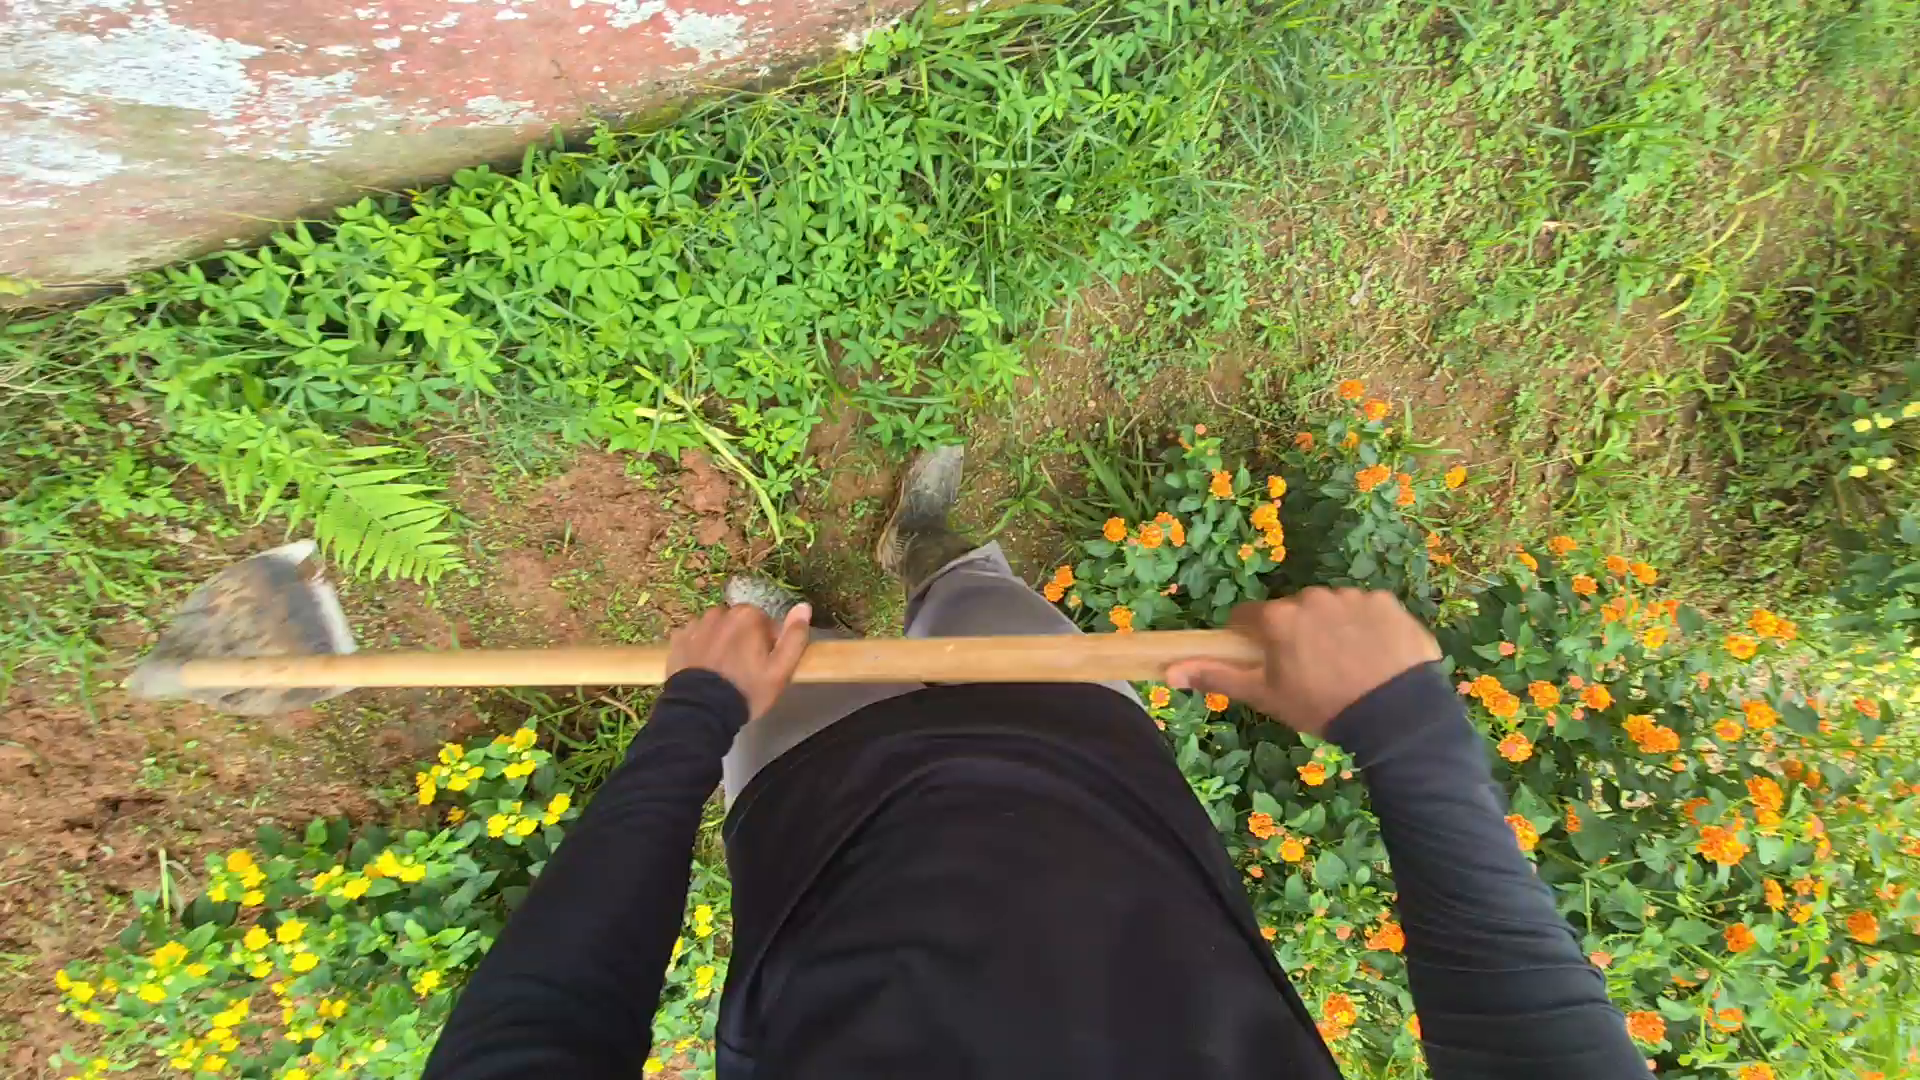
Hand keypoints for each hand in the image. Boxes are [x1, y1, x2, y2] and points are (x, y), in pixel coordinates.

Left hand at [665, 603, 812, 720]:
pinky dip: (701, 646)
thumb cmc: (746, 690)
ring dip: (722, 640)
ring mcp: (696, 625)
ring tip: (723, 669)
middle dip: (744, 639)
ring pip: (718, 627)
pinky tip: (704, 666)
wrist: (700, 712)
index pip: (766, 623)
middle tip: (744, 669)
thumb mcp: (781, 669)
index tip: (763, 665)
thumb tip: (804, 606)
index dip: (768, 644)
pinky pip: (696, 635)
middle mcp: (721, 612)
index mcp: (748, 616)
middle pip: (740, 622)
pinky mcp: (678, 639)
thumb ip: (795, 636)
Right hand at [1165, 587, 1438, 735]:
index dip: (1251, 638)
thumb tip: (1169, 670)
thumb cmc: (1322, 707)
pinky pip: (1364, 609)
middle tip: (1309, 668)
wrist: (1398, 718)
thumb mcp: (1265, 696)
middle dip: (1293, 632)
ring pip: (1327, 608)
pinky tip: (1373, 655)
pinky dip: (1365, 626)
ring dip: (1329, 627)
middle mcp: (1310, 597)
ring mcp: (1350, 596)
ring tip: (1346, 664)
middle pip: (1290, 610)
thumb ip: (1217, 677)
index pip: (1248, 617)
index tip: (1265, 660)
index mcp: (1277, 618)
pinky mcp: (1385, 602)